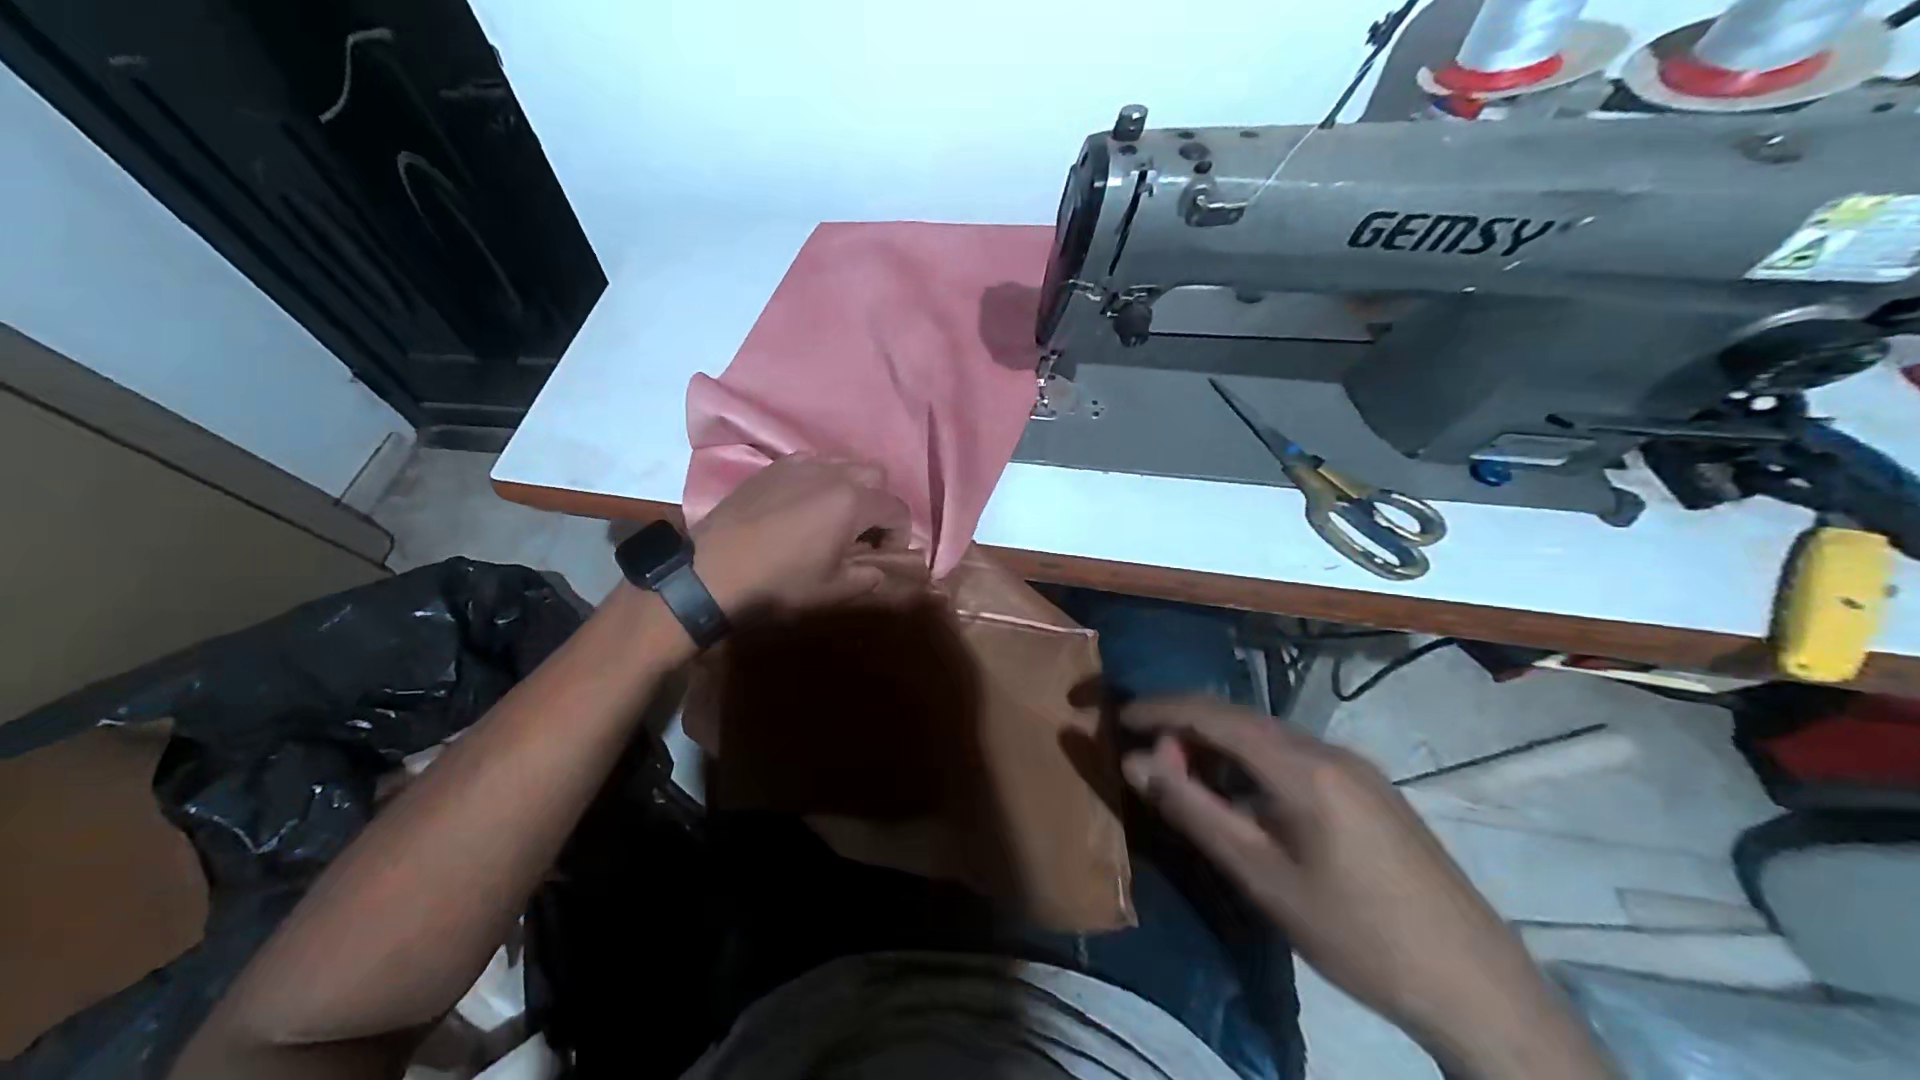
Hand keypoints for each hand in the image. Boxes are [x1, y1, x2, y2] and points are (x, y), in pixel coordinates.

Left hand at [690, 455, 923, 616]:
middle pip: (875, 476)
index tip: (885, 554)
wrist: (713, 571)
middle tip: (863, 531)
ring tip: (834, 515)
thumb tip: (877, 571)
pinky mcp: (772, 467)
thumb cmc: (780, 583)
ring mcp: (800, 465)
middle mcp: (832, 473)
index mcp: (853, 502)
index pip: (896, 508)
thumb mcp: (833, 590)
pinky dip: (819, 480)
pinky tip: (803, 505)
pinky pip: (810, 463)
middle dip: (878, 502)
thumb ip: (867, 578)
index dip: (900, 533)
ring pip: (843, 463)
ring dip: (850, 487)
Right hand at [1120, 699, 1609, 1079]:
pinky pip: (1293, 757)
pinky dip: (1251, 764)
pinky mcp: (1369, 789)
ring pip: (1267, 738)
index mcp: (1303, 765)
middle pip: (1240, 719)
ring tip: (1184, 777)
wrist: (1474, 982)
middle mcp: (1329, 749)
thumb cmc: (1354, 932)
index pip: (1214, 715)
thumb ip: (1193, 810)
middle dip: (1184, 727)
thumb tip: (1136, 763)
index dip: (1159, 710)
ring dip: (1218, 747)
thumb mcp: (1260, 874)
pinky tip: (1242, 798)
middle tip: (1145, 757)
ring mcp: (1355, 767)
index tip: (1117, 716)